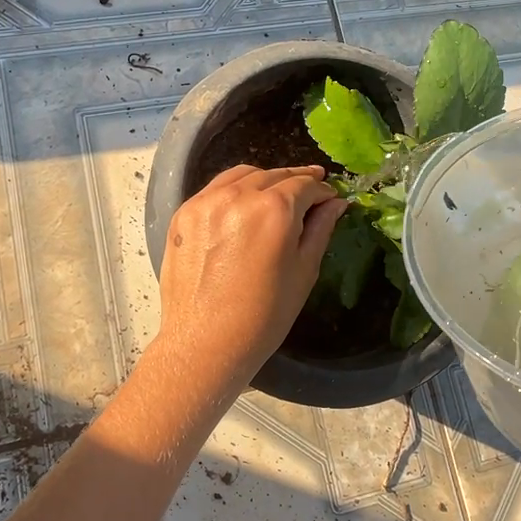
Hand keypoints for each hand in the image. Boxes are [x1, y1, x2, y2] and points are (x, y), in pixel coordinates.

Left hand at [156, 164, 347, 397]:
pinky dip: (234, 191)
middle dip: (295, 181)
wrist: (205, 344)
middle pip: (274, 176)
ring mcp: (206, 202)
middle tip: (310, 191)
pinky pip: (215, 190)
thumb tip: (336, 202)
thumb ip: (320, 229)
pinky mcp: (184, 213)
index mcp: (274, 210)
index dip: (321, 190)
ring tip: (276, 194)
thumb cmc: (263, 317)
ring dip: (264, 181)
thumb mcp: (304, 272)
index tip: (330, 198)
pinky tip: (243, 205)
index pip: (305, 185)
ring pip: (243, 176)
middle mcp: (239, 196)